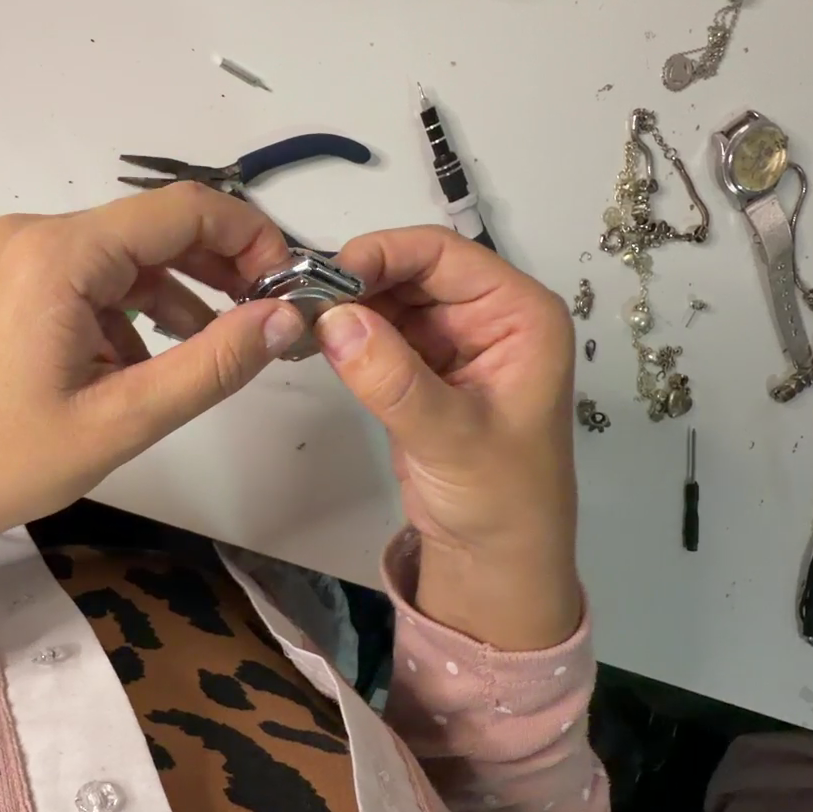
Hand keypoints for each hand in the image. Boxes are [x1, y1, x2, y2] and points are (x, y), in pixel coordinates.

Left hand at [0, 183, 304, 585]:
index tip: (289, 288)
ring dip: (178, 296)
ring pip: (127, 257)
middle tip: (266, 321)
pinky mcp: (15, 282)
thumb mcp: (125, 419)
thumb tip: (288, 317)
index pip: (182, 211)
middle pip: (154, 229)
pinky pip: (95, 280)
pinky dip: (133, 312)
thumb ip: (213, 364)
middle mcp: (34, 234)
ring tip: (213, 350)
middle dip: (219, 269)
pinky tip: (146, 363)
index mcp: (58, 255)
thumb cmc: (14, 462)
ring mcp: (19, 256)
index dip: (250, 239)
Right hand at [318, 226, 581, 649]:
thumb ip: (393, 378)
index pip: (444, 256)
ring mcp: (449, 344)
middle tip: (296, 298)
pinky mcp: (419, 372)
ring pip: (388, 302)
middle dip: (357, 282)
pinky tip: (311, 340)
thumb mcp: (450, 436)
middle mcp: (485, 317)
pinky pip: (378, 336)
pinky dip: (346, 335)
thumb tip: (332, 318)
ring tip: (295, 316)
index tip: (323, 275)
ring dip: (345, 307)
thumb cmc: (497, 497)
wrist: (490, 556)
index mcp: (517, 314)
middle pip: (412, 273)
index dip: (384, 255)